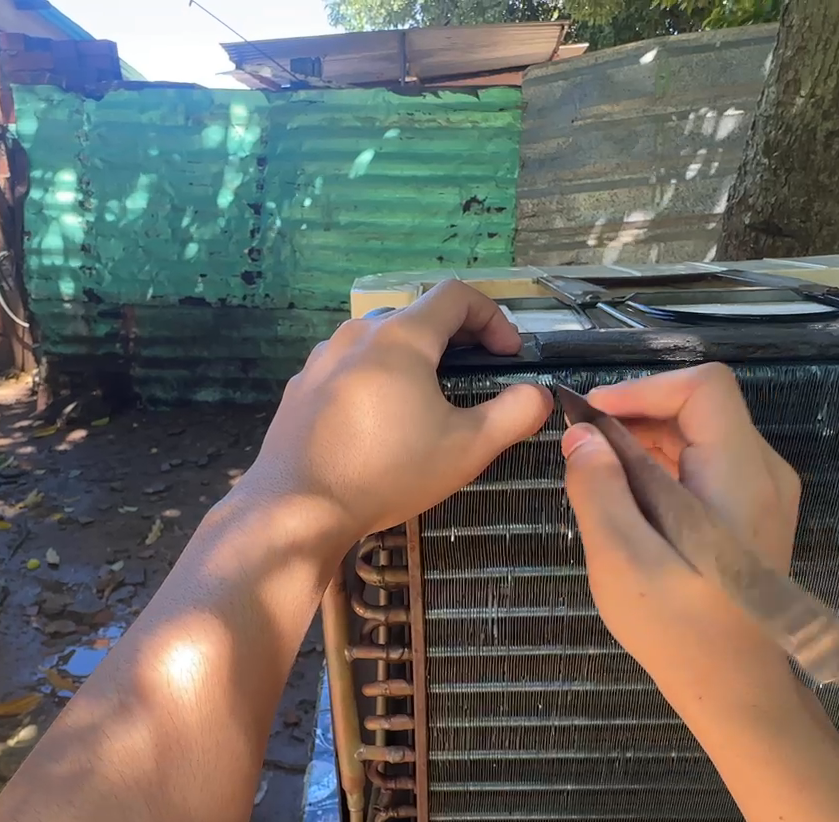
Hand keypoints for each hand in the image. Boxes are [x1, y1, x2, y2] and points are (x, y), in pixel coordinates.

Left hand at [244, 281, 552, 538]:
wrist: (299, 508)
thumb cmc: (388, 473)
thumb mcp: (466, 448)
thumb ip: (514, 414)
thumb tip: (539, 395)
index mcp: (400, 338)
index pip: (456, 296)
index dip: (493, 318)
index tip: (507, 355)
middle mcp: (356, 335)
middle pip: (415, 316)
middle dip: (453, 338)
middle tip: (472, 376)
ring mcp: (320, 360)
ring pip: (377, 342)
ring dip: (411, 359)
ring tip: (424, 401)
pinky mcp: (299, 389)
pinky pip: (346, 369)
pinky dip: (373, 379)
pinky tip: (376, 423)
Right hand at [561, 363, 800, 700]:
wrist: (736, 689)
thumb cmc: (679, 632)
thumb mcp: (623, 561)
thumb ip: (599, 492)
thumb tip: (581, 436)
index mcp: (739, 477)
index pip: (703, 388)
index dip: (642, 389)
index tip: (591, 417)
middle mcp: (762, 473)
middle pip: (700, 408)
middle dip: (635, 415)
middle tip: (582, 447)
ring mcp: (762, 492)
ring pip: (700, 434)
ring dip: (645, 441)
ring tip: (597, 473)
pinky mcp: (752, 512)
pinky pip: (705, 463)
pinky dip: (662, 465)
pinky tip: (628, 497)